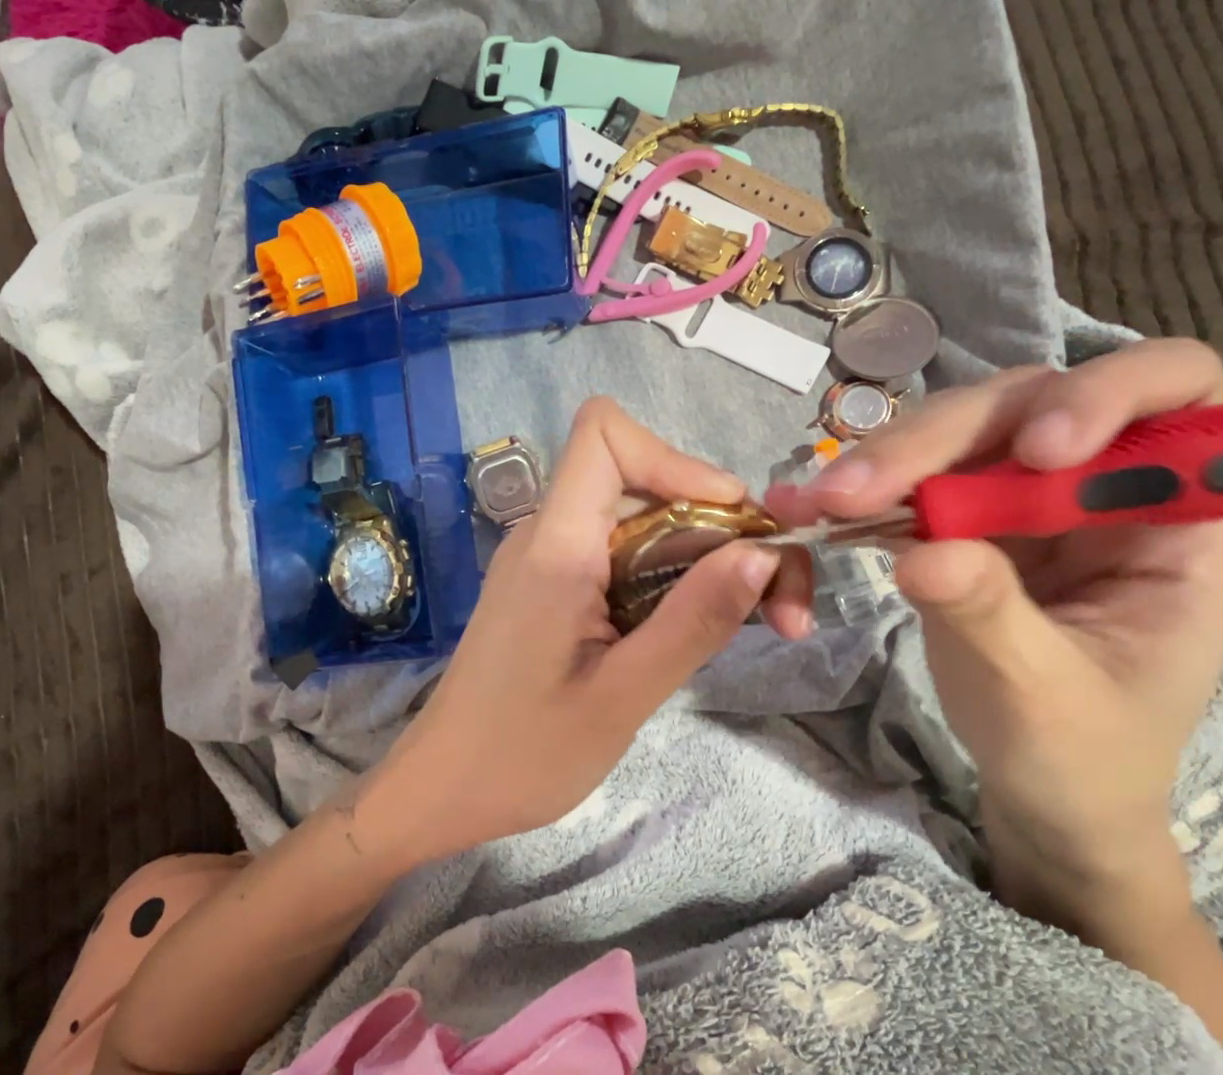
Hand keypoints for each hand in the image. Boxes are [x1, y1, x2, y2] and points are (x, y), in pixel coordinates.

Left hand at [365, 398, 808, 866]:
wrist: (443, 787)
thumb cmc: (523, 755)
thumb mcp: (623, 696)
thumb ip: (693, 619)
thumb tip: (762, 552)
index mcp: (555, 547)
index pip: (604, 435)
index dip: (677, 460)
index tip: (732, 525)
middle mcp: (546, 537)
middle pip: (640, 480)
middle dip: (719, 525)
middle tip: (779, 603)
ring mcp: (545, 563)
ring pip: (638, 522)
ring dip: (703, 559)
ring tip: (759, 621)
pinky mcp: (549, 590)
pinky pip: (619, 558)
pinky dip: (668, 580)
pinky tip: (698, 629)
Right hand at [766, 341, 1222, 901]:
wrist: (1046, 793)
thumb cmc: (1078, 754)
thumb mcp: (1040, 695)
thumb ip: (990, 614)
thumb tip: (921, 551)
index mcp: (1178, 519)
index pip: (1174, 394)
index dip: (1105, 395)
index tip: (1034, 451)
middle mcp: (1103, 485)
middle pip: (1028, 404)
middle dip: (942, 439)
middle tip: (852, 490)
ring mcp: (1028, 499)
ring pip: (961, 433)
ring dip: (889, 460)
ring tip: (819, 502)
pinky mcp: (971, 519)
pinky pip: (915, 480)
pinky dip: (862, 490)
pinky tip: (810, 507)